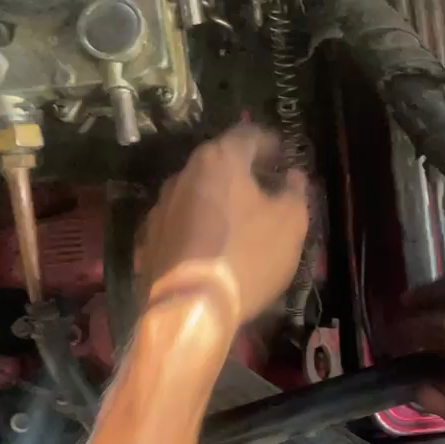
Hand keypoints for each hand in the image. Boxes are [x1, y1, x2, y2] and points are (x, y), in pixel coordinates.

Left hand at [138, 123, 307, 330]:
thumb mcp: (291, 224)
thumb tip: (293, 176)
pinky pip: (181, 224)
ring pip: (197, 193)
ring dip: (219, 201)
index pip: (249, 135)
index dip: (271, 143)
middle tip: (265, 188)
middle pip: (219, 163)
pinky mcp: (149, 239)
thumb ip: (295, 192)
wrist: (191, 308)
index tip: (284, 156)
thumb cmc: (248, 257)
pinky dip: (199, 227)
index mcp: (219, 161)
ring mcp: (161, 207)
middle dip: (243, 172)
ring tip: (239, 221)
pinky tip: (212, 247)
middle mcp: (183, 174)